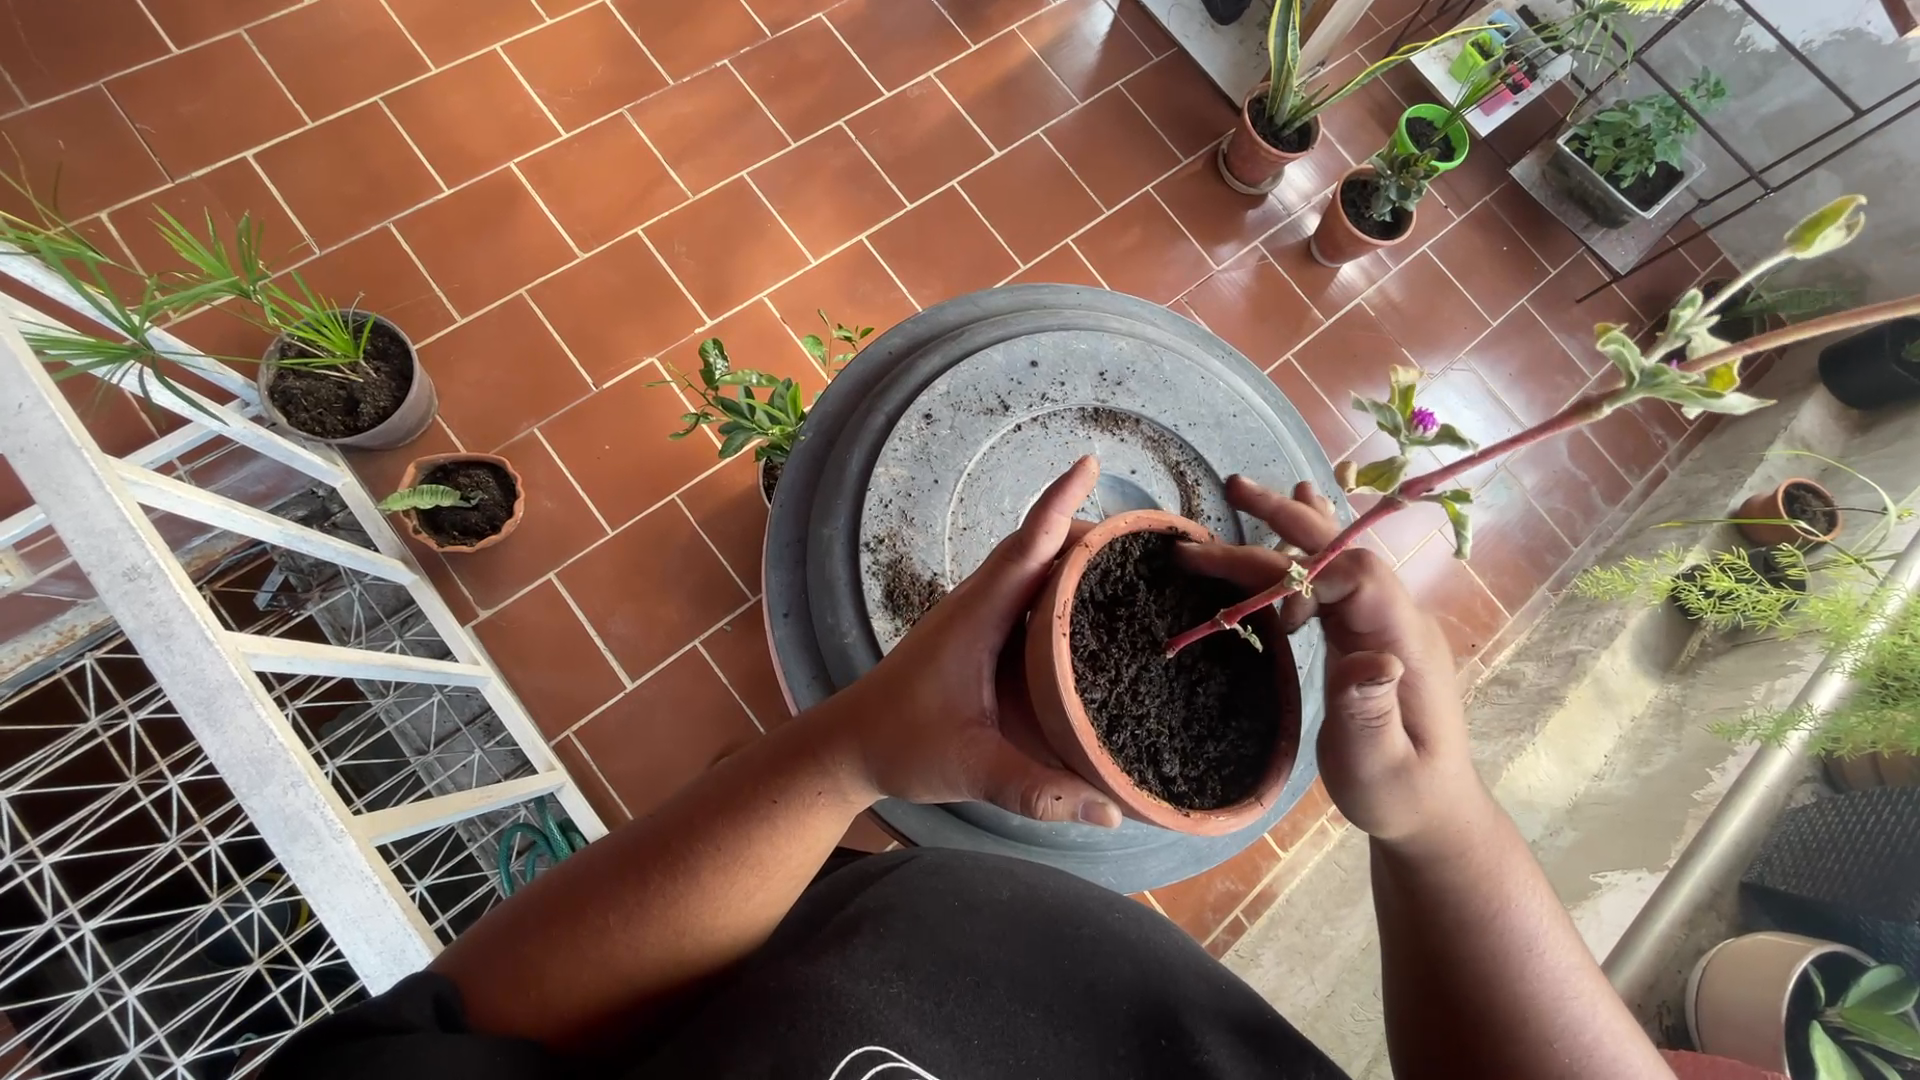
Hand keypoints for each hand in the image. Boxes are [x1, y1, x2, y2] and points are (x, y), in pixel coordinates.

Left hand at [823, 457, 1123, 826]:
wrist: (849, 745)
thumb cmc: (899, 744)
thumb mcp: (970, 769)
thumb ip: (1035, 791)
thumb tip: (1111, 811)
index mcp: (975, 618)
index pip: (1026, 548)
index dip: (1059, 505)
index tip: (1089, 465)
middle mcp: (976, 605)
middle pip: (1035, 547)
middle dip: (1085, 527)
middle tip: (1140, 532)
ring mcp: (975, 617)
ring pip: (1029, 568)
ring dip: (1071, 552)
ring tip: (1128, 558)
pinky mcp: (976, 635)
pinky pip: (1024, 594)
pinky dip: (1056, 584)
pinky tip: (1088, 606)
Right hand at [1177, 476, 1490, 847]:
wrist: (1430, 808)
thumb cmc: (1402, 794)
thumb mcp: (1381, 767)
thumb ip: (1371, 714)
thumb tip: (1370, 657)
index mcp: (1402, 644)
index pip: (1359, 577)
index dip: (1306, 572)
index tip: (1265, 605)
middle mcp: (1393, 620)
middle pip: (1340, 551)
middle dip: (1287, 519)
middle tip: (1234, 488)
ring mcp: (1379, 624)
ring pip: (1332, 557)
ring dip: (1289, 523)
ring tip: (1246, 492)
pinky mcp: (1362, 633)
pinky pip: (1330, 578)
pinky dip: (1303, 547)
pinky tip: (1295, 519)